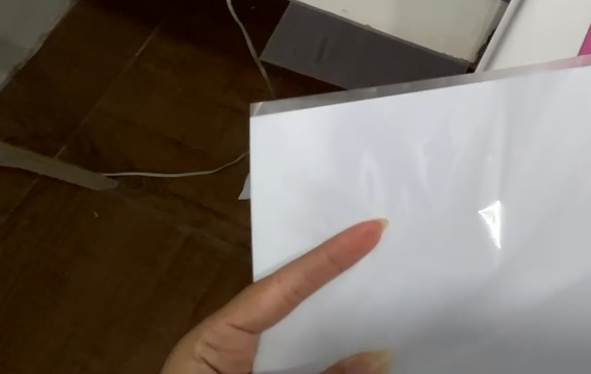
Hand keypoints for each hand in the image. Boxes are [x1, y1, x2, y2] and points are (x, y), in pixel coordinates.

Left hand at [163, 218, 389, 373]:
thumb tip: (380, 358)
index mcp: (210, 346)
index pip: (280, 287)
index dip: (329, 257)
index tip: (373, 229)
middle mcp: (223, 350)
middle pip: (286, 299)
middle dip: (331, 273)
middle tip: (376, 237)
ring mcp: (235, 369)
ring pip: (292, 330)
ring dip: (330, 313)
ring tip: (374, 280)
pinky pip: (292, 357)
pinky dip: (322, 352)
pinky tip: (352, 344)